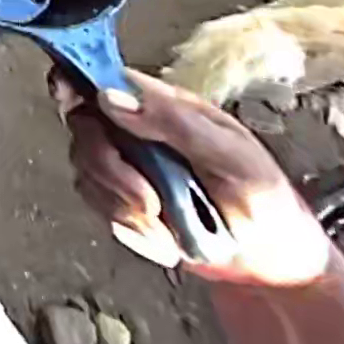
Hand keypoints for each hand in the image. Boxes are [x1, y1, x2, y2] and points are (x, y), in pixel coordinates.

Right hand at [56, 70, 331, 286]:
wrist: (276, 268)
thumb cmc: (267, 201)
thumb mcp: (233, 156)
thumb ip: (173, 121)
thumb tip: (108, 96)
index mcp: (155, 102)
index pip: (97, 74)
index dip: (71, 79)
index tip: (68, 100)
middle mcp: (128, 126)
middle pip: (82, 126)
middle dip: (110, 169)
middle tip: (150, 201)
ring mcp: (120, 160)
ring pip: (84, 167)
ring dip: (122, 204)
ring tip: (169, 227)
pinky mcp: (115, 196)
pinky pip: (95, 202)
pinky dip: (128, 227)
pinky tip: (163, 238)